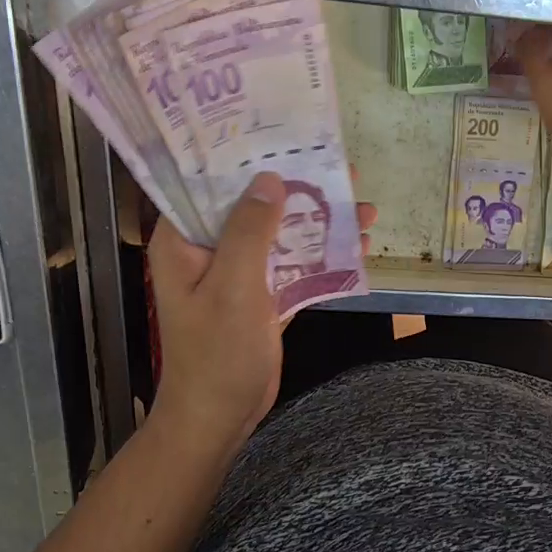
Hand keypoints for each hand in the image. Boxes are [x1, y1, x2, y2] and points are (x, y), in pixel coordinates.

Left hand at [148, 172, 380, 451]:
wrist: (220, 418)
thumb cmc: (217, 355)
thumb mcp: (235, 288)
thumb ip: (251, 232)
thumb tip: (270, 180)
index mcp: (185, 241)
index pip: (209, 184)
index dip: (245, 158)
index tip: (283, 133)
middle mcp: (209, 251)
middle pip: (255, 208)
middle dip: (299, 190)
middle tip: (341, 169)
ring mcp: (238, 277)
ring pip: (281, 238)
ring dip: (320, 225)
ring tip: (366, 208)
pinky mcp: (261, 300)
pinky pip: (293, 269)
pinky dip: (322, 259)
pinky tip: (357, 249)